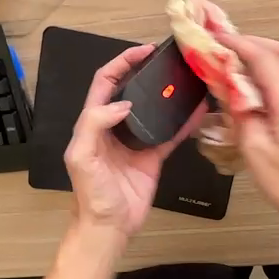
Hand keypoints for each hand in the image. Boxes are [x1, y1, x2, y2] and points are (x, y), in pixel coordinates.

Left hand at [64, 44, 204, 237]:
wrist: (109, 226)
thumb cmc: (90, 193)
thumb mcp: (81, 156)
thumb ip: (94, 124)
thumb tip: (123, 103)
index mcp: (93, 123)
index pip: (105, 83)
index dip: (121, 63)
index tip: (142, 51)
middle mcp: (114, 127)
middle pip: (131, 91)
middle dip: (145, 72)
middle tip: (166, 60)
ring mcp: (136, 141)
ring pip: (153, 110)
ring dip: (166, 95)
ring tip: (183, 78)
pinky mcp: (153, 156)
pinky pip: (170, 135)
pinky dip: (184, 123)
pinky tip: (197, 111)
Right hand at [217, 33, 278, 233]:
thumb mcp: (253, 148)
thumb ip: (242, 111)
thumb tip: (230, 85)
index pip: (265, 59)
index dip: (240, 44)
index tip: (217, 37)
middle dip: (258, 42)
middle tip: (230, 45)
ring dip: (272, 52)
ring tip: (245, 58)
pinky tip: (263, 79)